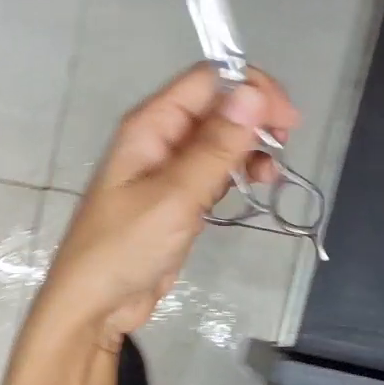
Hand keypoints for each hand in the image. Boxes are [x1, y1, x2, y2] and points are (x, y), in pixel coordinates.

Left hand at [36, 65, 299, 349]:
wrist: (96, 304)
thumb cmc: (125, 247)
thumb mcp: (175, 195)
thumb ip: (215, 146)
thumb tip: (252, 93)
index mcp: (151, 125)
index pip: (207, 81)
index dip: (249, 88)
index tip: (284, 117)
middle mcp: (160, 138)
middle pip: (216, 107)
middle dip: (255, 117)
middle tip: (287, 142)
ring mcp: (169, 170)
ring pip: (220, 140)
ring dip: (250, 147)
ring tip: (273, 172)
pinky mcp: (179, 199)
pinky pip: (215, 171)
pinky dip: (239, 173)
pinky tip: (259, 184)